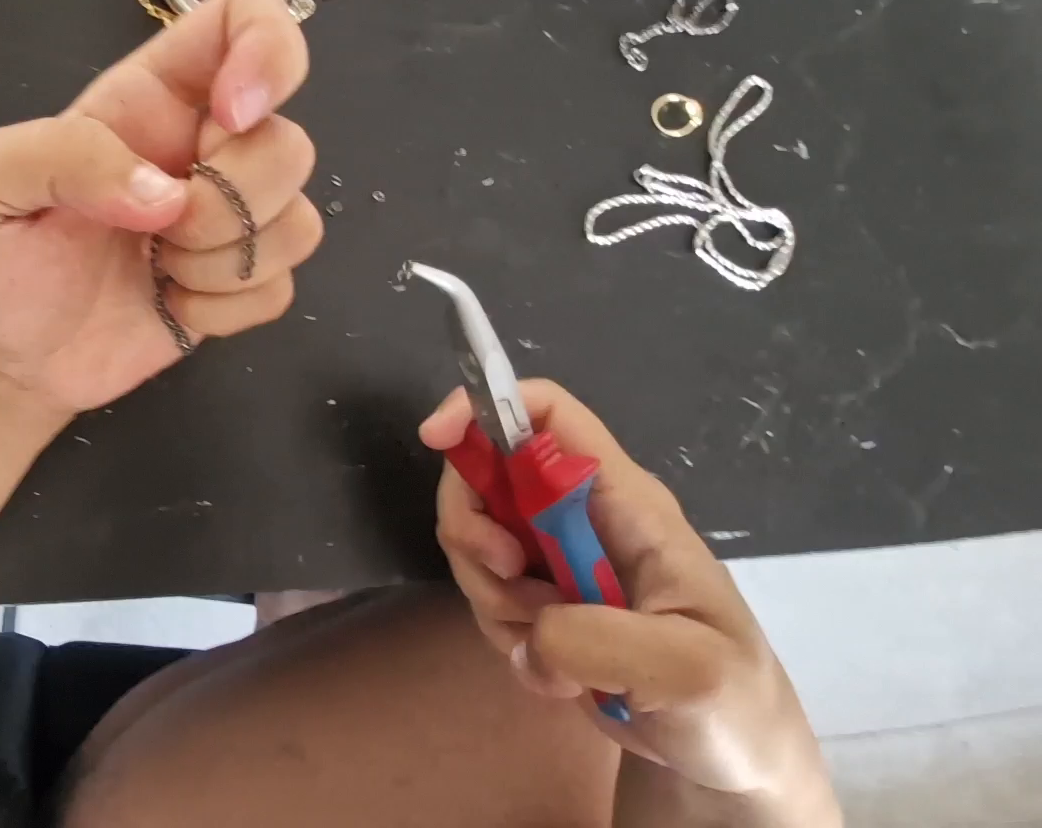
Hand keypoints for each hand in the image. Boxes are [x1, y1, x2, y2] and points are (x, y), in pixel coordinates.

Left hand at [0, 0, 321, 416]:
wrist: (10, 358)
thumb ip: (59, 156)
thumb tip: (164, 193)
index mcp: (145, 99)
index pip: (243, 19)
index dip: (267, 51)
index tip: (230, 120)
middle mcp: (198, 148)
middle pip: (287, 140)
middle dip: (228, 200)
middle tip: (159, 231)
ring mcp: (226, 219)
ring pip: (298, 218)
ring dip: (224, 261)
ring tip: (159, 272)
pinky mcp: (237, 283)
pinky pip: (280, 286)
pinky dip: (227, 308)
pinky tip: (172, 305)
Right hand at [420, 380, 839, 823]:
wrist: (729, 759)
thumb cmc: (733, 703)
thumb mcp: (691, 672)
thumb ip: (604, 640)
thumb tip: (533, 623)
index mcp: (620, 498)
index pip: (544, 411)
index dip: (483, 408)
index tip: (435, 438)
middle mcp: (576, 512)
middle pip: (483, 474)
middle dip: (472, 528)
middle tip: (508, 577)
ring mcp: (550, 552)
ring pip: (472, 537)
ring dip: (490, 593)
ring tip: (552, 648)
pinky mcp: (534, 593)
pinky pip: (481, 588)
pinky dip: (500, 629)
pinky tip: (551, 665)